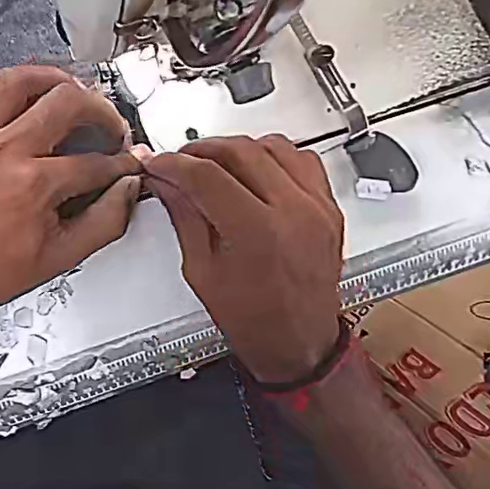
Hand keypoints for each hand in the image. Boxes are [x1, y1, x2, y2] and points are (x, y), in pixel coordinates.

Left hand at [0, 65, 142, 370]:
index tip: (127, 166)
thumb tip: (128, 190)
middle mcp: (5, 153)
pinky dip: (1, 88)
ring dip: (54, 78)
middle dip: (103, 110)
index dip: (123, 164)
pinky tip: (20, 97)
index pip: (97, 161)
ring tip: (73, 90)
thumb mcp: (62, 257)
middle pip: (67, 101)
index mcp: (34, 185)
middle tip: (111, 126)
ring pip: (19, 80)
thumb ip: (106, 221)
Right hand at [144, 135, 344, 384]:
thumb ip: (184, 217)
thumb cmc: (256, 321)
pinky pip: (303, 160)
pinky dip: (274, 155)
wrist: (298, 343)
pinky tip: (256, 166)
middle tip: (181, 161)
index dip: (174, 164)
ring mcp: (317, 208)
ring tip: (215, 162)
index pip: (206, 176)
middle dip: (201, 151)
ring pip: (273, 145)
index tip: (160, 164)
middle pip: (239, 151)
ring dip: (237, 148)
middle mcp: (294, 214)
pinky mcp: (329, 208)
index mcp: (257, 233)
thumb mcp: (202, 270)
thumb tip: (168, 184)